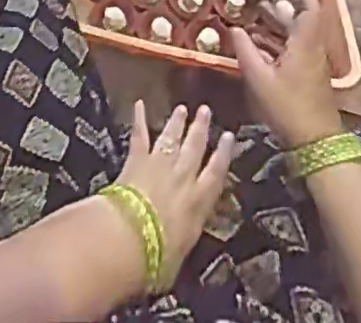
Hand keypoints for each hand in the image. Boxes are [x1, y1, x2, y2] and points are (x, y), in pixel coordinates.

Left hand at [112, 101, 233, 285]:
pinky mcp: (137, 159)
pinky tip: (138, 104)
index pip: (216, 173)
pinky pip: (139, 134)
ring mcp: (159, 163)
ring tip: (182, 108)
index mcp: (199, 201)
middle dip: (201, 127)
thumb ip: (185, 237)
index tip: (229, 136)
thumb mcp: (182, 253)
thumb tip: (182, 240)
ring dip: (177, 122)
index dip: (223, 153)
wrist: (130, 237)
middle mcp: (183, 177)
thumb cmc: (160, 256)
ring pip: (171, 136)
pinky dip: (139, 118)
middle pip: (195, 146)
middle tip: (206, 110)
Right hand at [232, 0, 342, 146]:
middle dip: (285, 1)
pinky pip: (295, 45)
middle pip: (303, 17)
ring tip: (256, 10)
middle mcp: (313, 48)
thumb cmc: (288, 107)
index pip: (310, 6)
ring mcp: (313, 62)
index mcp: (305, 43)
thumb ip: (245, 50)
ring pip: (298, 32)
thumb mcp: (259, 78)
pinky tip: (259, 40)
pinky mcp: (309, 74)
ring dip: (280, 20)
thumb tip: (233, 28)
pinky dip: (279, 37)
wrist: (315, 142)